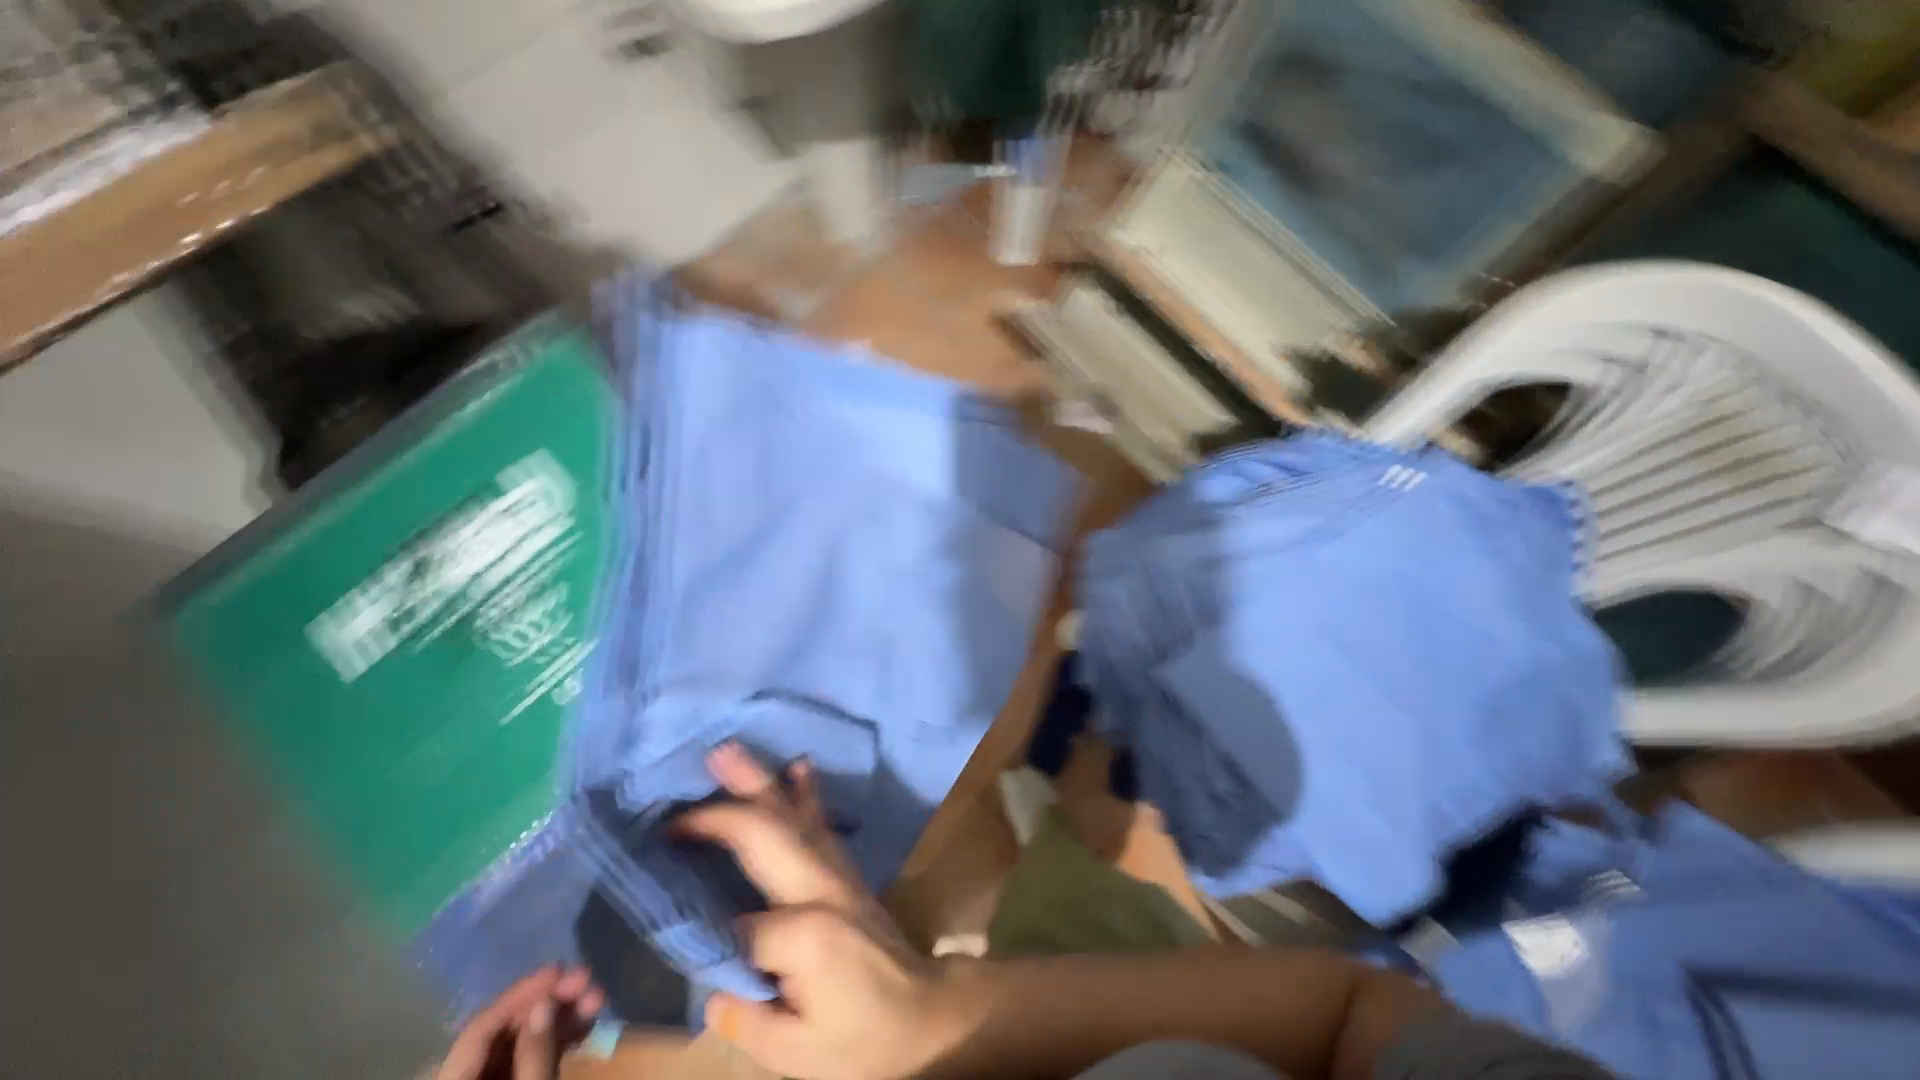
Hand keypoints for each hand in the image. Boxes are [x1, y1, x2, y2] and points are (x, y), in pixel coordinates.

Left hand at [435, 966, 605, 1079]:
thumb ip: (536, 1054)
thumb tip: (547, 1002)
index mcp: (449, 1078)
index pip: (480, 1027)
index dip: (519, 995)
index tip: (560, 967)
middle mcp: (461, 1075)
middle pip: (500, 1032)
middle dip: (546, 1003)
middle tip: (586, 979)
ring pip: (518, 1044)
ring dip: (558, 1020)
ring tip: (596, 999)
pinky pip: (526, 1061)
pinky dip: (554, 1043)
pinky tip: (584, 1025)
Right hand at [675, 744, 972, 1079]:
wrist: (927, 1018)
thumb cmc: (862, 1042)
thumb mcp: (798, 1053)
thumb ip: (747, 1020)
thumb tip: (711, 986)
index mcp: (806, 934)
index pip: (736, 926)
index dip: (702, 932)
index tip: (668, 923)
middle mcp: (822, 890)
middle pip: (765, 839)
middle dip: (720, 814)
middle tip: (676, 801)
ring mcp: (838, 875)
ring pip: (794, 819)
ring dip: (759, 784)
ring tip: (728, 753)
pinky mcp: (847, 873)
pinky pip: (821, 825)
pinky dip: (806, 794)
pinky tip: (798, 767)